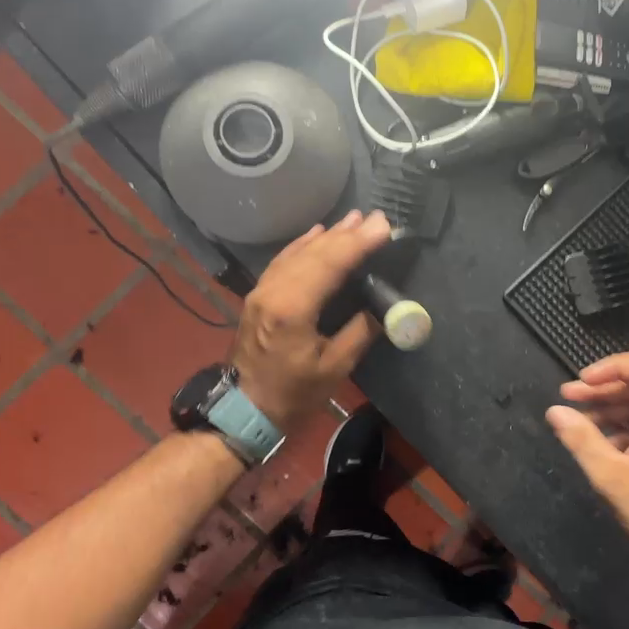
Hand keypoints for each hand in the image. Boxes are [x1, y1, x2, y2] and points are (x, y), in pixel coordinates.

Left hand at [230, 210, 390, 429]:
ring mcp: (262, 291)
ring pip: (297, 253)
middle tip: (377, 218)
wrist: (244, 411)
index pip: (331, 264)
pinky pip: (283, 261)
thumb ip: (360, 332)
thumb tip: (382, 307)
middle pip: (314, 253)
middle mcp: (274, 290)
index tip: (384, 227)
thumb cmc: (292, 395)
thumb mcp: (334, 368)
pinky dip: (303, 245)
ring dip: (327, 236)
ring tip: (353, 220)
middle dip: (347, 234)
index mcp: (293, 308)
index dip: (359, 244)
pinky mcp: (258, 297)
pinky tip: (316, 235)